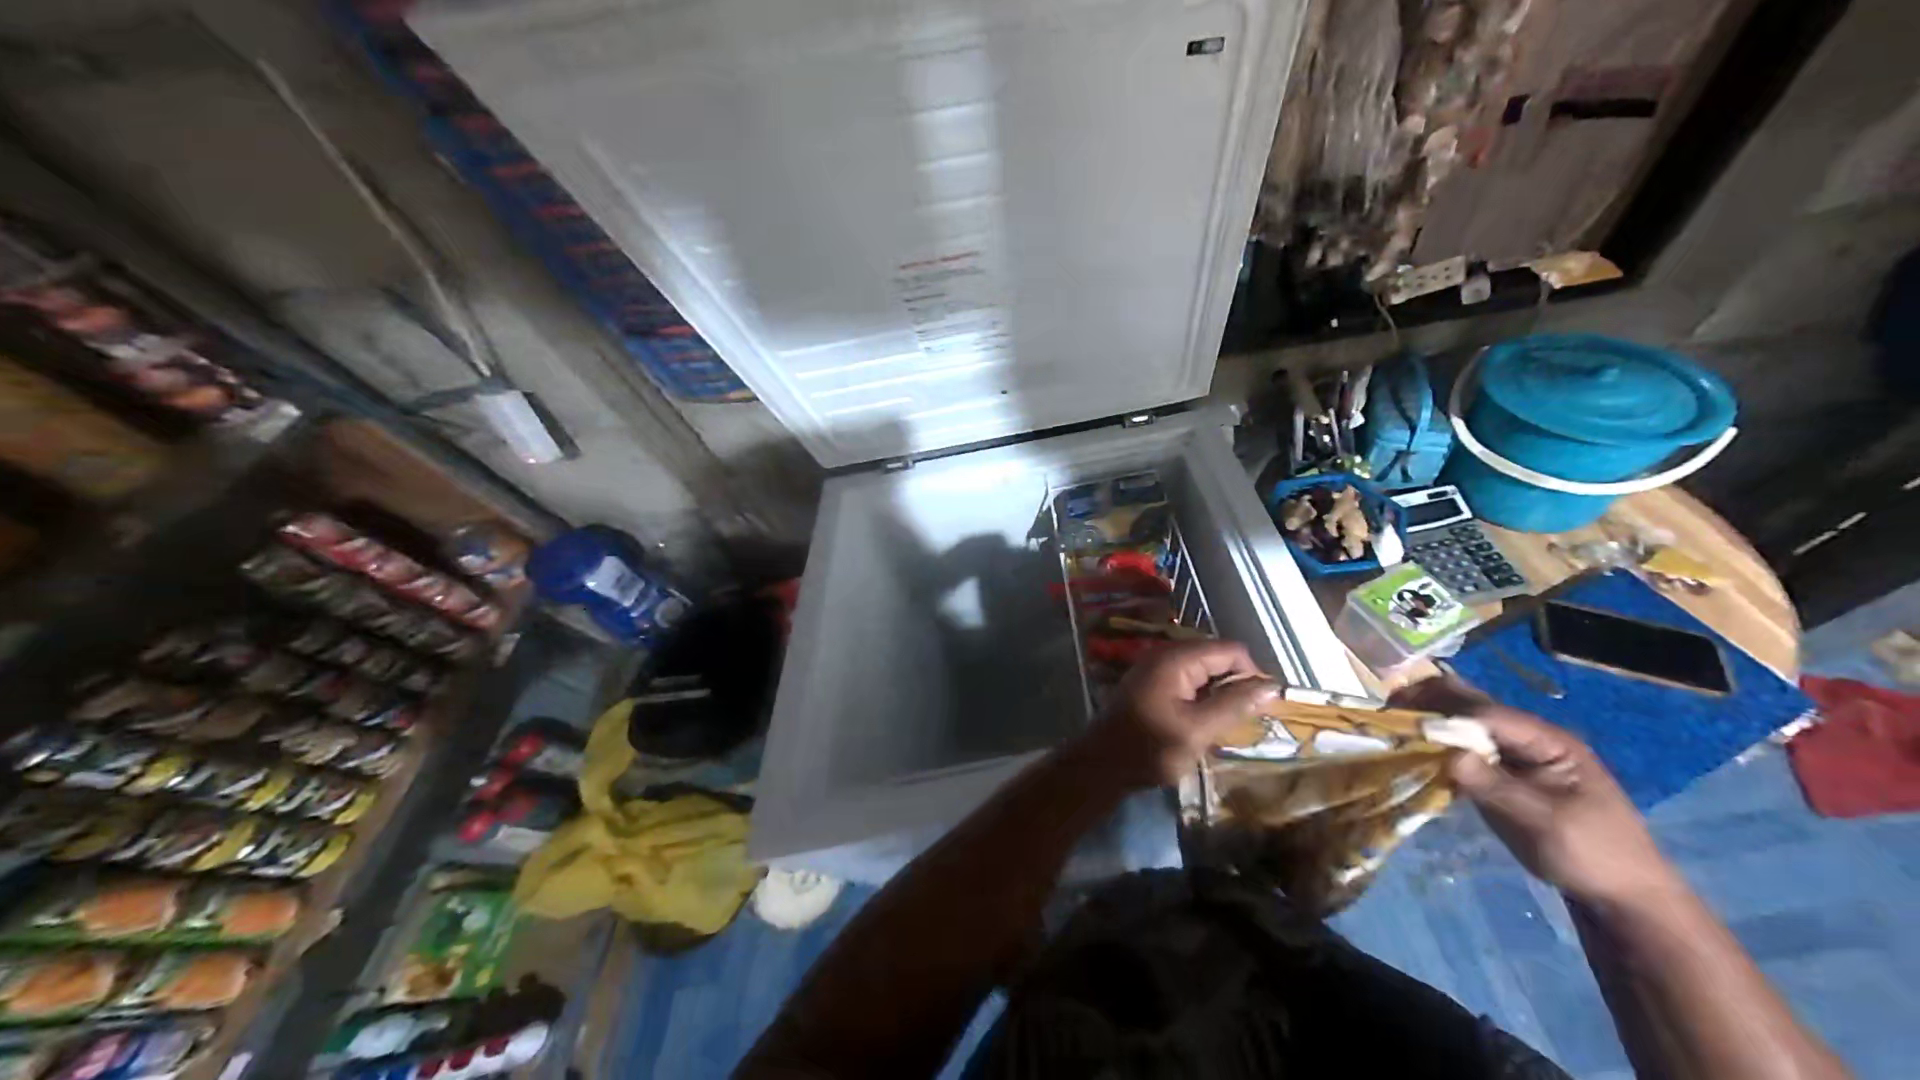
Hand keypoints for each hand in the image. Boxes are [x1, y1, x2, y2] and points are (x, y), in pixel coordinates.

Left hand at [1074, 640, 1279, 789]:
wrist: (1101, 766)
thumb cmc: (1149, 748)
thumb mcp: (1197, 730)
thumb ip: (1234, 705)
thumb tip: (1272, 686)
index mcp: (1176, 659)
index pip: (1230, 649)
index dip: (1252, 674)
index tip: (1263, 707)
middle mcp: (1165, 655)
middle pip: (1217, 657)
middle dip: (1237, 683)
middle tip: (1247, 718)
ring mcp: (1156, 669)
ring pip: (1204, 671)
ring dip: (1220, 693)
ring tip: (1229, 723)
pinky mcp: (1152, 685)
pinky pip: (1189, 681)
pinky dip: (1203, 697)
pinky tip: (1207, 722)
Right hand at [1391, 677, 1681, 909]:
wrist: (1623, 896)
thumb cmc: (1591, 855)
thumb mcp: (1543, 822)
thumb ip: (1494, 785)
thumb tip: (1445, 754)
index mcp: (1549, 741)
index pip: (1487, 714)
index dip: (1445, 713)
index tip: (1402, 718)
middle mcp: (1529, 737)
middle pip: (1473, 705)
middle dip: (1430, 701)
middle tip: (1387, 708)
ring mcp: (1516, 754)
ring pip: (1464, 721)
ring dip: (1430, 717)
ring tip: (1391, 722)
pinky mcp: (1503, 772)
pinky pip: (1464, 745)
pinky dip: (1437, 741)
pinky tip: (1412, 745)